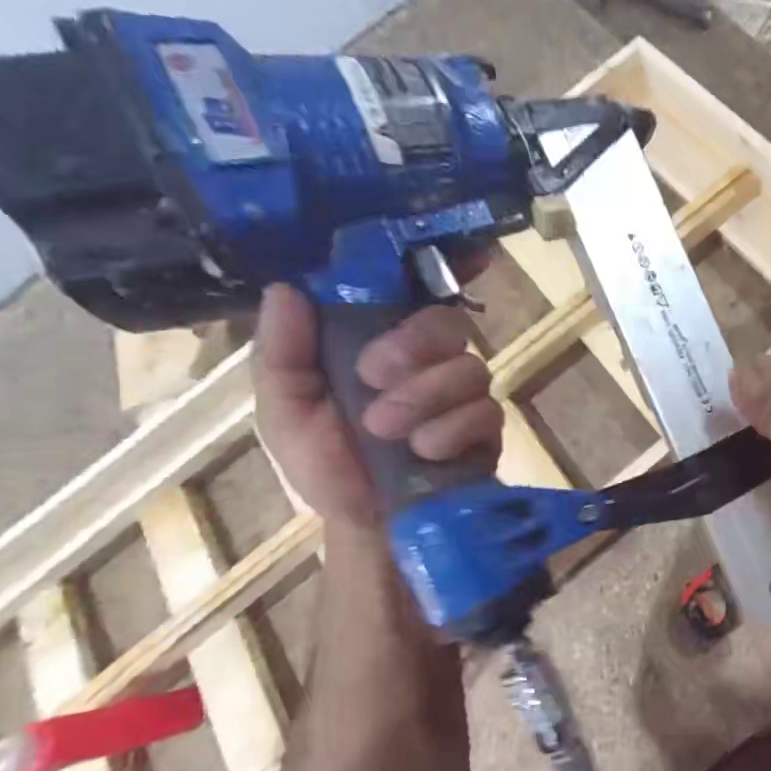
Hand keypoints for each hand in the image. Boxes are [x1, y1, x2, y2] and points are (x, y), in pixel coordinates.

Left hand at [253, 285, 502, 527]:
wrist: (372, 523)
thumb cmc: (326, 463)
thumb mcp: (285, 410)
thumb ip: (283, 354)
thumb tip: (288, 288)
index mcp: (377, 342)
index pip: (410, 291)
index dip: (436, 264)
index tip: (460, 247)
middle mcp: (426, 358)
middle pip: (445, 321)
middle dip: (411, 347)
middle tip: (375, 375)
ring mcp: (462, 391)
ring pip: (466, 367)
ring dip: (423, 399)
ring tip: (390, 433)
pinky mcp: (487, 424)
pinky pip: (483, 409)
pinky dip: (449, 429)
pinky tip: (426, 451)